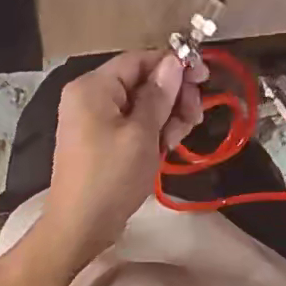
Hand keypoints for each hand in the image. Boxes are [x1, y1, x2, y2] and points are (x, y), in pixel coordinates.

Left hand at [38, 50, 205, 264]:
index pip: (139, 59)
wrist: (80, 225)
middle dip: (172, 96)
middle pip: (141, 81)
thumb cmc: (111, 177)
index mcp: (92, 87)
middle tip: (194, 119)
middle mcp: (88, 97)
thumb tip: (174, 62)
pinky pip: (130, 125)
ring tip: (174, 141)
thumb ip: (159, 95)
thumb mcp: (142, 133)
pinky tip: (164, 148)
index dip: (174, 66)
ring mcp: (91, 121)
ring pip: (140, 105)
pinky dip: (150, 133)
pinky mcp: (99, 142)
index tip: (205, 78)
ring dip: (165, 118)